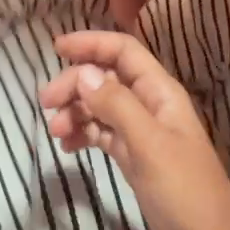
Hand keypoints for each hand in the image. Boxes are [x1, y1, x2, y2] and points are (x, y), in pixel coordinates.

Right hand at [39, 31, 229, 229]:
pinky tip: (68, 146)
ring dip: (76, 111)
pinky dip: (84, 135)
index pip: (123, 51)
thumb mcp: (150, 144)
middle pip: (107, 78)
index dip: (92, 43)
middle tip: (45, 101)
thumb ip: (118, 105)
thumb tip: (84, 71)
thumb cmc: (184, 186)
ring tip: (55, 130)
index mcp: (160, 90)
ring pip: (101, 106)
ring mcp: (141, 131)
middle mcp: (149, 104)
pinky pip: (103, 134)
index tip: (57, 46)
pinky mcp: (134, 157)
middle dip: (76, 83)